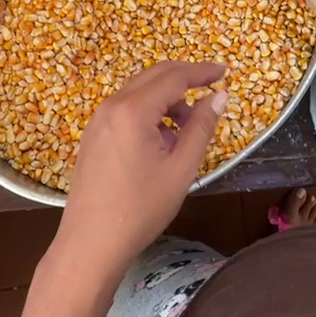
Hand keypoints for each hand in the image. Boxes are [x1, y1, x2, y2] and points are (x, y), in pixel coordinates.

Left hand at [54, 61, 228, 274]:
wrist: (90, 245)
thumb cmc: (140, 209)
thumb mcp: (181, 169)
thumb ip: (201, 127)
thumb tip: (219, 95)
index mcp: (133, 110)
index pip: (174, 77)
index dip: (202, 72)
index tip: (225, 71)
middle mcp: (112, 105)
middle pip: (154, 75)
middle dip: (185, 77)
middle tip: (212, 87)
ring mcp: (98, 119)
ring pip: (140, 90)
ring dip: (167, 97)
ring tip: (187, 128)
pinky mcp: (93, 134)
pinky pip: (126, 107)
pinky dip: (149, 110)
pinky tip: (161, 139)